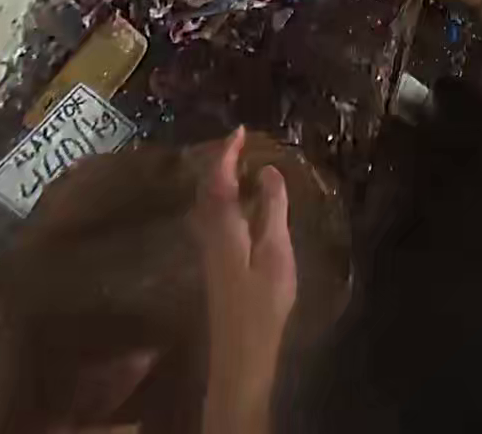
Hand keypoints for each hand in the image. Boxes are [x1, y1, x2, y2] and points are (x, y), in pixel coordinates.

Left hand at [194, 128, 294, 433]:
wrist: (241, 351)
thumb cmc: (263, 300)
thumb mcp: (276, 251)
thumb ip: (272, 208)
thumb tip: (268, 170)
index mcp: (224, 226)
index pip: (219, 180)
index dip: (227, 153)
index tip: (240, 130)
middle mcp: (209, 233)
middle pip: (206, 189)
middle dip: (219, 162)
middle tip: (238, 143)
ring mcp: (208, 248)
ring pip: (206, 202)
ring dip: (218, 179)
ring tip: (237, 164)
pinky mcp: (214, 260)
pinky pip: (212, 213)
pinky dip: (221, 195)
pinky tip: (236, 201)